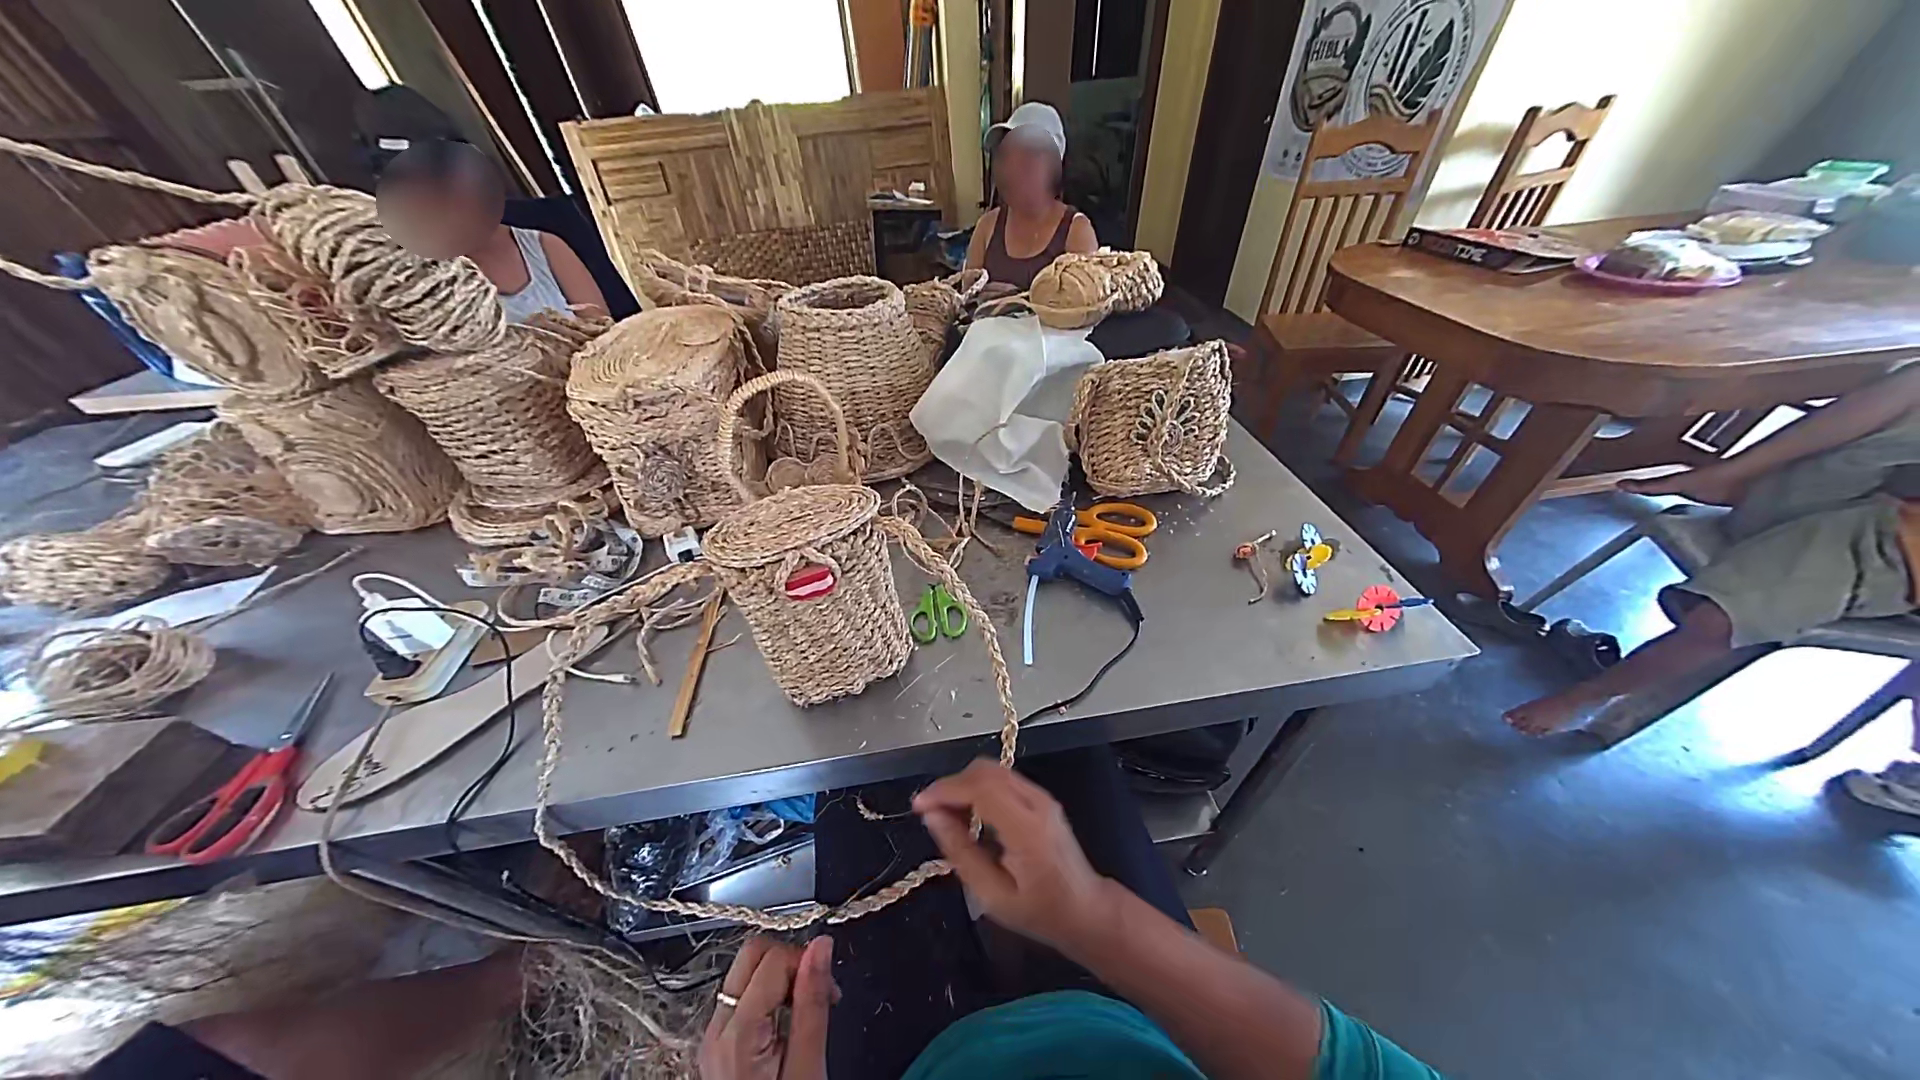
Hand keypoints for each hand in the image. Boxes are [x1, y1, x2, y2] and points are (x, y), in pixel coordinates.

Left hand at [697, 935, 833, 1079]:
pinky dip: (769, 994)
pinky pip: (743, 996)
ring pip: (746, 971)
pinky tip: (788, 1024)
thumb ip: (812, 1003)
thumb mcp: (808, 1070)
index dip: (807, 962)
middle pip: (752, 954)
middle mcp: (717, 1029)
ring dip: (781, 976)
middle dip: (790, 959)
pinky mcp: (718, 1046)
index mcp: (738, 1035)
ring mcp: (713, 1037)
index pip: (774, 959)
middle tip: (817, 991)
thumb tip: (821, 945)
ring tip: (806, 1011)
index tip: (829, 989)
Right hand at [913, 760, 1115, 952]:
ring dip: (964, 784)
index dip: (945, 790)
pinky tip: (969, 812)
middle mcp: (1037, 803)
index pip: (980, 788)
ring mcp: (1042, 797)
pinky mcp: (1042, 798)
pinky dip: (979, 788)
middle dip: (951, 784)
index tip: (919, 805)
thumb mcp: (992, 895)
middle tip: (931, 811)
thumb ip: (961, 852)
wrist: (1086, 910)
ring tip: (946, 813)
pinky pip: (1003, 779)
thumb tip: (933, 817)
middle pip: (985, 771)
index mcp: (1027, 828)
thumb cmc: (1041, 911)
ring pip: (993, 770)